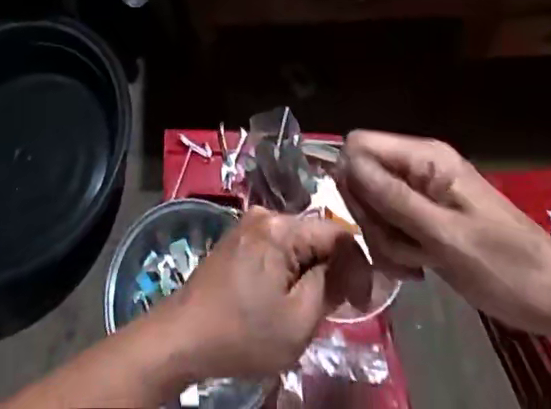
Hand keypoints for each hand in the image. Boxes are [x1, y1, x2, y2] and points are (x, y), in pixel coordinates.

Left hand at [147, 207, 353, 380]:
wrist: (186, 334)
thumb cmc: (246, 332)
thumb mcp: (300, 319)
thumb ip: (330, 286)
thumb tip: (350, 268)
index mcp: (279, 228)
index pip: (339, 233)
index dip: (360, 265)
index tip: (364, 301)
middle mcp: (262, 216)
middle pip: (317, 234)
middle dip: (338, 267)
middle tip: (348, 306)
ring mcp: (246, 226)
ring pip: (298, 242)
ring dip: (315, 270)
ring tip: (322, 305)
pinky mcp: (237, 241)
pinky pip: (278, 247)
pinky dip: (293, 268)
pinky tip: (294, 296)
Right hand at [334, 129, 550, 335]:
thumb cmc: (510, 269)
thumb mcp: (446, 235)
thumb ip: (392, 197)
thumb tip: (344, 164)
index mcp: (426, 158)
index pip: (357, 144)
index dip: (352, 177)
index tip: (369, 217)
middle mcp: (419, 166)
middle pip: (361, 174)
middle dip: (370, 214)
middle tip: (395, 249)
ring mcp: (424, 191)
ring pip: (372, 201)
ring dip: (384, 237)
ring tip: (413, 264)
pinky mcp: (428, 216)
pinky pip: (390, 221)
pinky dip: (396, 246)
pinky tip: (417, 266)